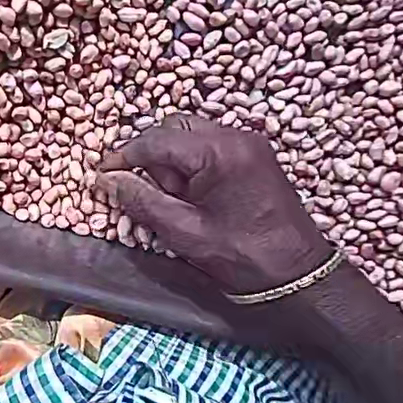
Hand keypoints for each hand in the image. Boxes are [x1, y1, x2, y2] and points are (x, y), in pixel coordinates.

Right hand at [95, 114, 333, 295]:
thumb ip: (141, 200)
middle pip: (174, 127)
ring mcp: (249, 143)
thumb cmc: (242, 257)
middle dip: (152, 155)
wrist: (299, 275)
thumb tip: (107, 180)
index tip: (104, 174)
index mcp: (220, 152)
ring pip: (190, 134)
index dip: (125, 156)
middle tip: (146, 191)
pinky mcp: (254, 155)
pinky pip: (209, 145)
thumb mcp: (183, 232)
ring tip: (175, 199)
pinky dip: (192, 163)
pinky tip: (193, 195)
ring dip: (172, 160)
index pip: (157, 140)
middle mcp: (236, 136)